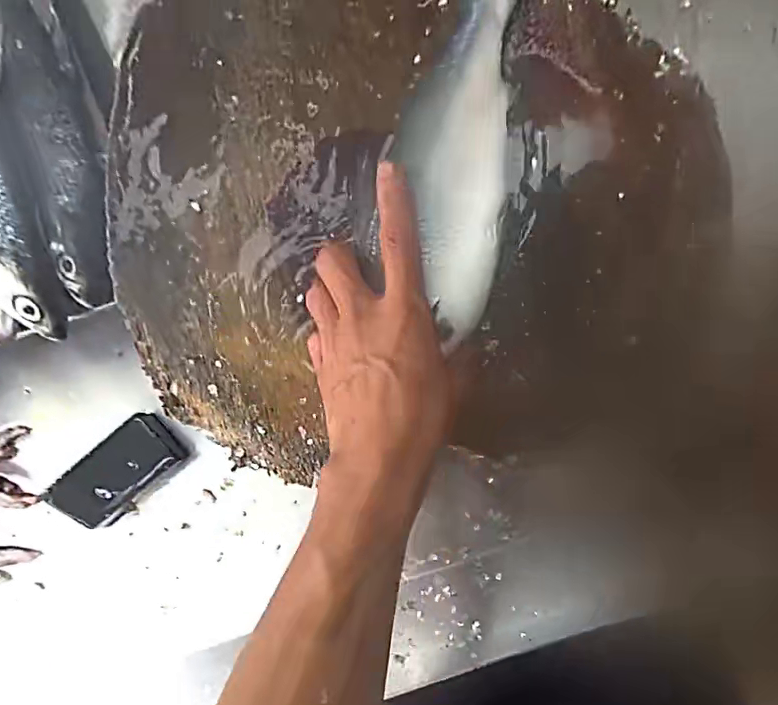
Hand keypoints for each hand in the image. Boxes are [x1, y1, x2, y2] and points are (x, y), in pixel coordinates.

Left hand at [305, 162, 455, 500]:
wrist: (376, 460)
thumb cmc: (422, 422)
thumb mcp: (453, 387)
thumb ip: (457, 358)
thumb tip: (464, 348)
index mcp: (403, 313)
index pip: (401, 242)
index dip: (394, 201)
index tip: (388, 171)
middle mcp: (362, 315)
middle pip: (332, 259)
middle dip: (339, 254)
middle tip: (354, 268)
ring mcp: (335, 340)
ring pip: (313, 292)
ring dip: (325, 290)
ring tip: (341, 303)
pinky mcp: (319, 365)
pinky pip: (314, 333)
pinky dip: (323, 330)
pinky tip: (337, 344)